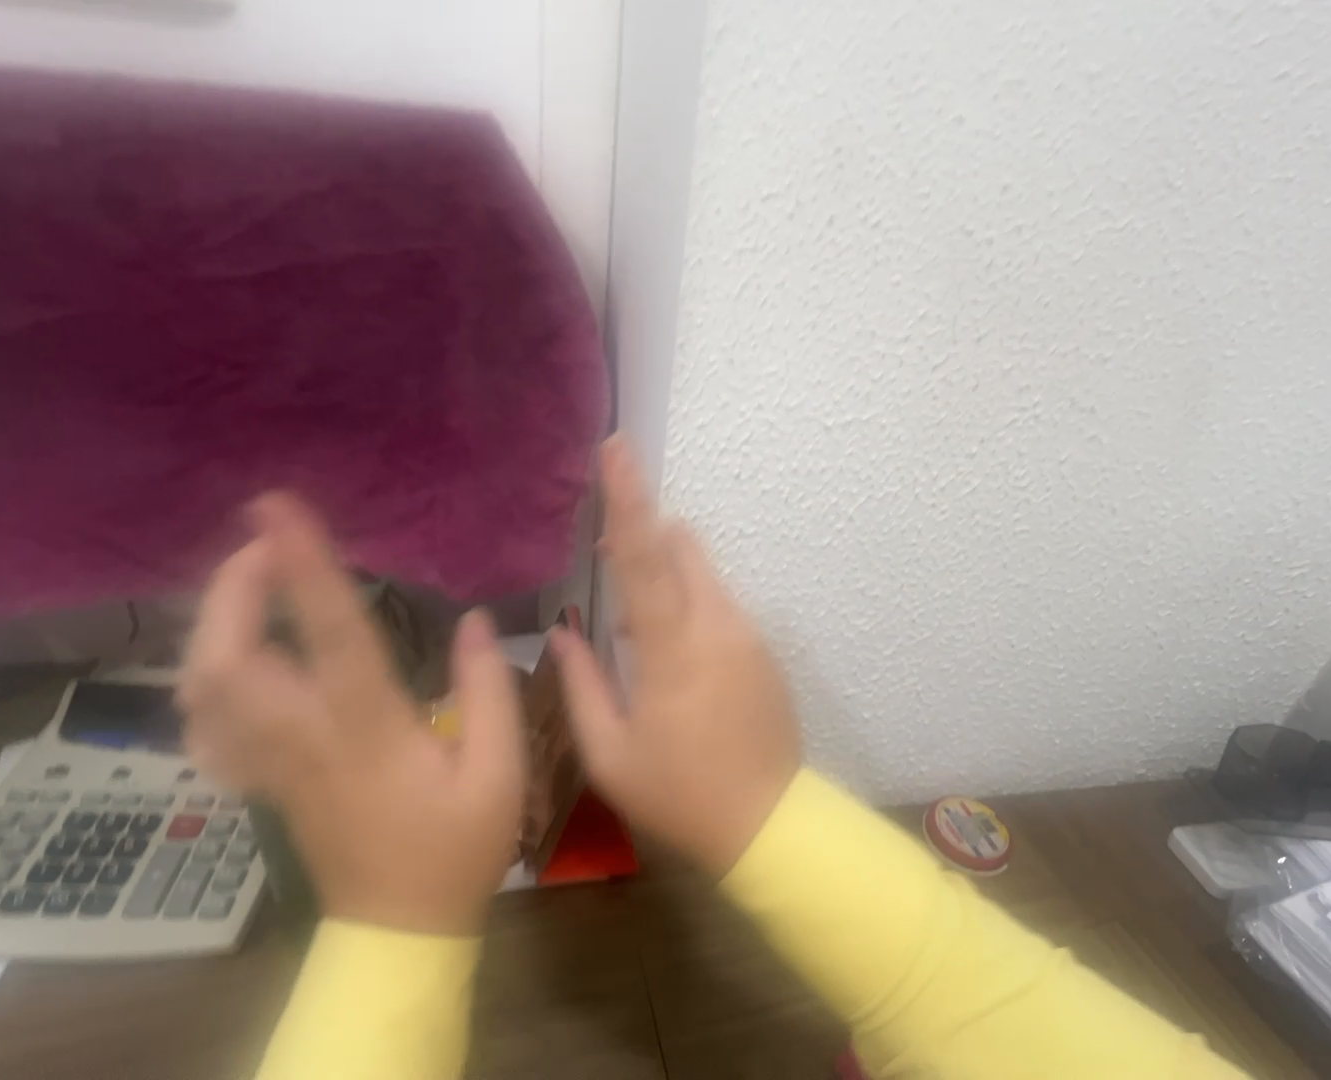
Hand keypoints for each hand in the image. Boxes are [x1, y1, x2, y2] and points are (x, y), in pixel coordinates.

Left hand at [177, 493, 524, 935]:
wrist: (399, 928)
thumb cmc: (457, 849)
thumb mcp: (500, 773)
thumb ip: (490, 691)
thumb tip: (474, 621)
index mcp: (368, 731)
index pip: (330, 635)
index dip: (301, 567)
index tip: (276, 508)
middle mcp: (303, 740)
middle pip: (229, 659)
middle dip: (232, 587)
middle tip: (264, 542)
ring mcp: (270, 764)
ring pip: (202, 690)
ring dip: (213, 623)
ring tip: (250, 584)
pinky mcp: (261, 782)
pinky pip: (204, 727)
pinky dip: (203, 681)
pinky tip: (232, 660)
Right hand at [551, 437, 801, 877]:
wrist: (768, 823)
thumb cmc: (678, 793)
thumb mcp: (609, 752)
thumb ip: (581, 682)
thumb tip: (562, 632)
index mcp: (673, 647)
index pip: (646, 555)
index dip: (628, 497)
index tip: (617, 446)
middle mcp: (718, 625)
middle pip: (681, 548)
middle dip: (645, 538)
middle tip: (609, 562)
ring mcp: (748, 635)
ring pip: (703, 575)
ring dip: (667, 578)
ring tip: (636, 630)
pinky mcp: (764, 650)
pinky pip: (720, 604)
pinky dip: (690, 606)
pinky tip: (673, 658)